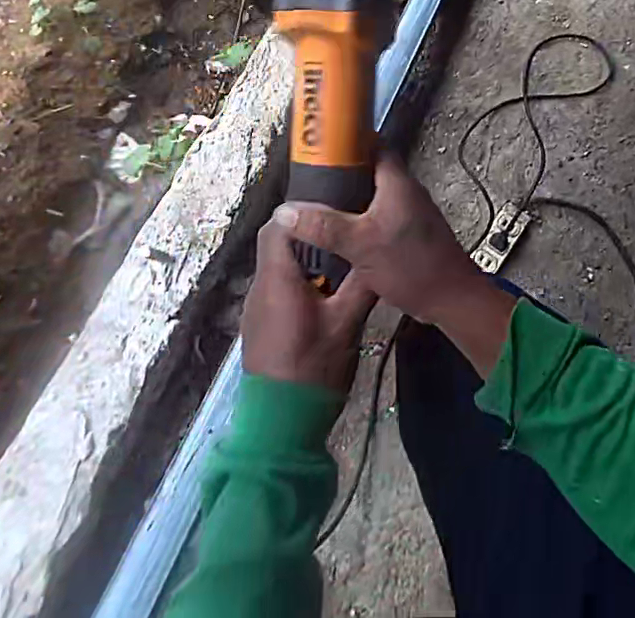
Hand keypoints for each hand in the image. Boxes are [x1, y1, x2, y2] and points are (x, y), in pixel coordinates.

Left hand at [241, 221, 376, 391]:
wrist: (280, 423)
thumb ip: (361, 286)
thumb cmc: (313, 367)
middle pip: (275, 243)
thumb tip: (379, 257)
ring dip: (302, 258)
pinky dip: (295, 279)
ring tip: (337, 260)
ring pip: (275, 265)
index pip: (277, 226)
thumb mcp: (346, 324)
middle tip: (340, 233)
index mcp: (277, 279)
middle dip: (306, 233)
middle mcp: (260, 286)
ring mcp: (255, 307)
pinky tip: (322, 292)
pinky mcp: (258, 323)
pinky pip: (275, 287)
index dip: (300, 211)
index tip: (331, 210)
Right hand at [273, 156, 481, 326]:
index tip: (320, 144)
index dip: (346, 140)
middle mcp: (404, 190)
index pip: (372, 143)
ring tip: (318, 205)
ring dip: (348, 197)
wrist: (450, 300)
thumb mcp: (362, 245)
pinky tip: (339, 232)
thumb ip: (324, 227)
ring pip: (372, 193)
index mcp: (397, 182)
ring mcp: (407, 211)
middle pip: (368, 168)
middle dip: (340, 172)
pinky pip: (376, 214)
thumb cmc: (414, 267)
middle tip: (311, 179)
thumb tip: (288, 213)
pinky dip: (358, 218)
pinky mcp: (406, 231)